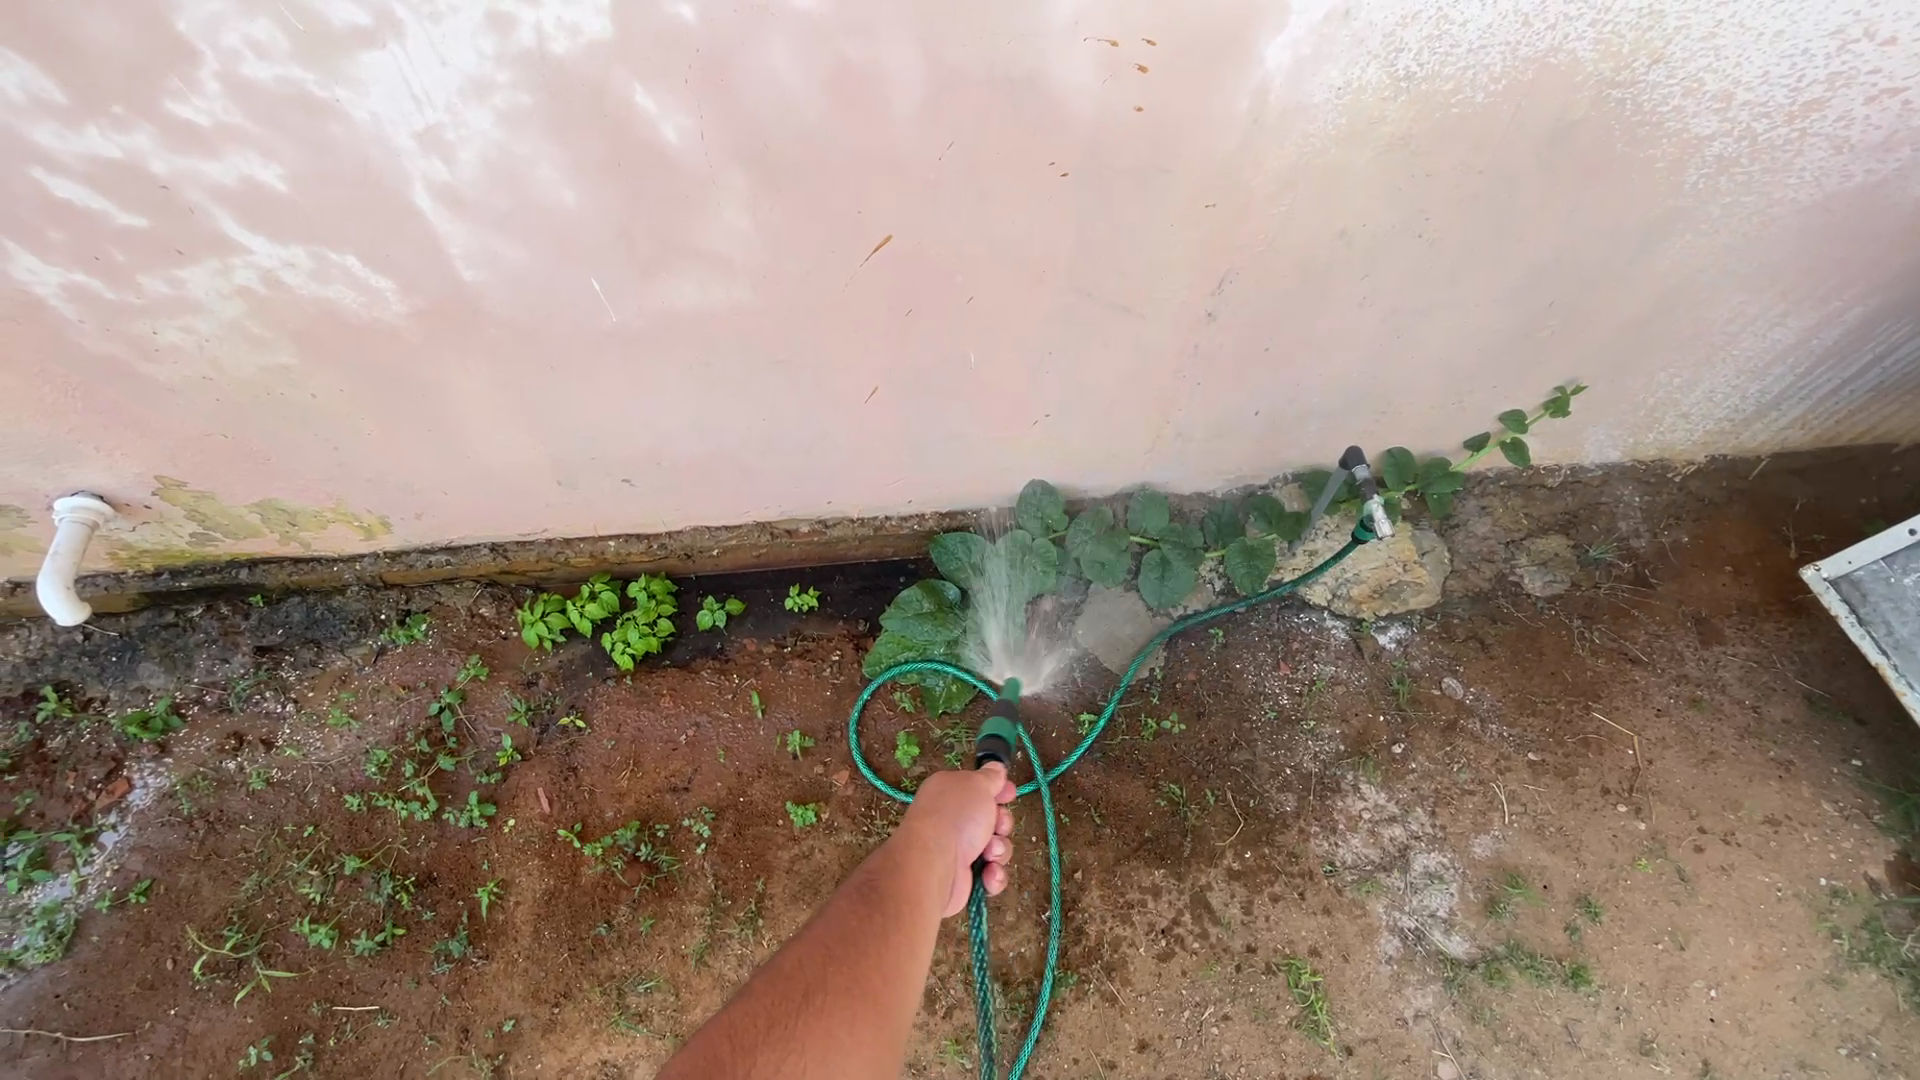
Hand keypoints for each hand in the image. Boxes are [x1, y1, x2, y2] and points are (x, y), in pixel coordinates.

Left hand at [898, 764, 1016, 916]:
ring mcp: (957, 850)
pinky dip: (993, 875)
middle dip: (1002, 823)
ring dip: (999, 849)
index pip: (978, 788)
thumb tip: (996, 767)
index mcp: (950, 792)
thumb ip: (990, 776)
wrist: (935, 863)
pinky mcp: (963, 878)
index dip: (998, 791)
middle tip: (998, 825)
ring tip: (990, 852)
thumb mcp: (978, 784)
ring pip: (995, 847)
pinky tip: (989, 873)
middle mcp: (952, 819)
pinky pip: (990, 874)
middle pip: (991, 819)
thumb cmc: (956, 815)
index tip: (1010, 793)